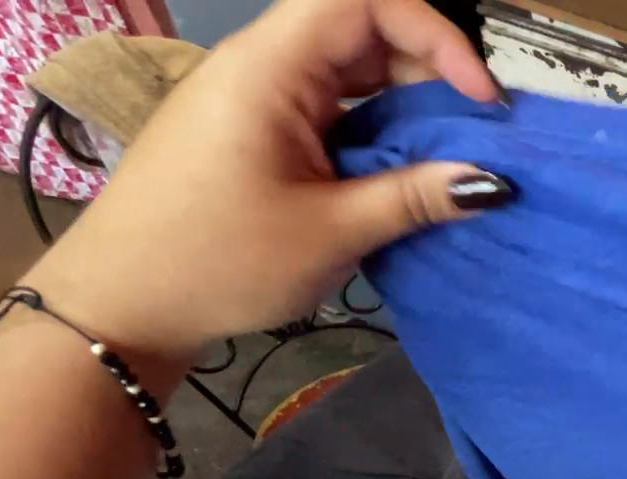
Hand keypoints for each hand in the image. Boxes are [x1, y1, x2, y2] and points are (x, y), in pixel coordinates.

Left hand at [22, 0, 507, 372]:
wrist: (131, 299)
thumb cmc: (224, 260)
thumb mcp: (333, 232)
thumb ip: (415, 198)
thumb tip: (495, 183)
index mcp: (270, 69)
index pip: (362, 2)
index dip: (435, 35)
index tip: (483, 99)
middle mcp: (268, 69)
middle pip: (365, 33)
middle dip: (435, 73)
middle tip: (487, 134)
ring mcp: (267, 104)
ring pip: (357, 77)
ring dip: (416, 108)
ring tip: (464, 155)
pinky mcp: (271, 139)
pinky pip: (342, 116)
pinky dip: (388, 136)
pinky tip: (420, 174)